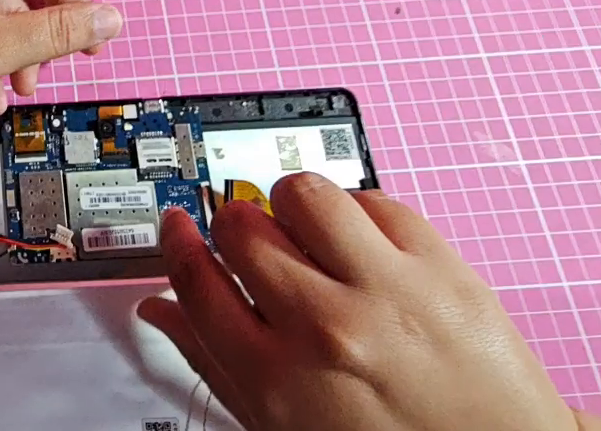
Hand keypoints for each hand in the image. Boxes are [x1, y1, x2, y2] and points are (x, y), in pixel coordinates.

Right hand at [139, 173, 578, 430]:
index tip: (178, 225)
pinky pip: (370, 197)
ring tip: (313, 240)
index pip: (195, 279)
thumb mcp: (284, 430)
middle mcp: (327, 330)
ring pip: (299, 193)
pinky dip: (358, 217)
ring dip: (294, 210)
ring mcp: (388, 292)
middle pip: (239, 227)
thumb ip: (214, 365)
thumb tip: (160, 312)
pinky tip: (368, 253)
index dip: (176, 241)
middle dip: (237, 231)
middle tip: (258, 248)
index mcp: (280, 381)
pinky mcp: (440, 265)